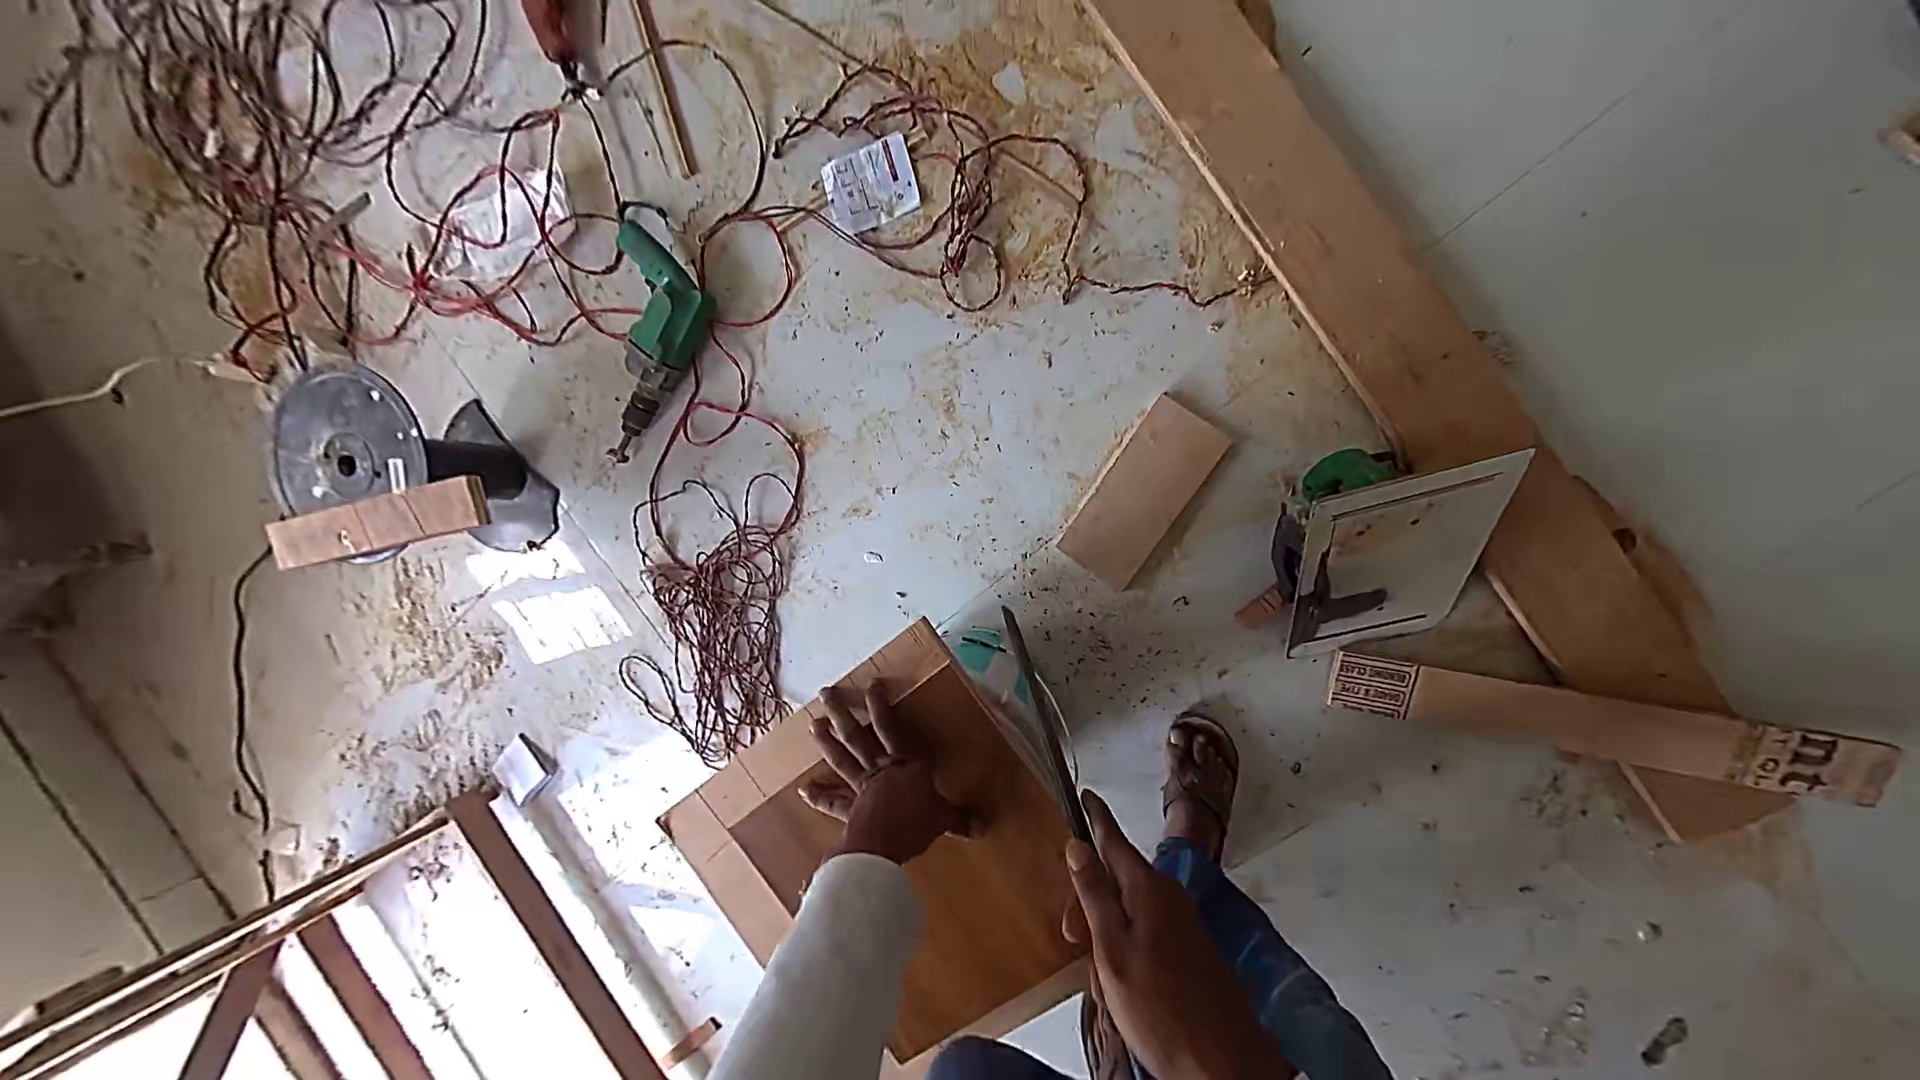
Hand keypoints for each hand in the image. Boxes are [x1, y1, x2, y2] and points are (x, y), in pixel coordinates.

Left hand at [800, 681, 976, 864]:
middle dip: (841, 712)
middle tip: (826, 693)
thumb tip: (984, 826)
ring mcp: (859, 787)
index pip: (890, 726)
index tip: (871, 684)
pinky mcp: (849, 810)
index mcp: (903, 763)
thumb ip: (960, 819)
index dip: (880, 704)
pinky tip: (804, 789)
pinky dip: (819, 796)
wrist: (882, 846)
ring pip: (840, 758)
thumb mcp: (943, 819)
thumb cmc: (914, 823)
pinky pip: (832, 801)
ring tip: (813, 724)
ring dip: (826, 742)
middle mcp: (878, 768)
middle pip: (856, 735)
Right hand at [1066, 790, 1295, 1079]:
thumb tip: (1077, 846)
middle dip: (1090, 898)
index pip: (1113, 839)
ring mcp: (1182, 920)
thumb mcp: (1112, 950)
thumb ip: (1094, 895)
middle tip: (1072, 939)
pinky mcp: (1190, 946)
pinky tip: (1122, 979)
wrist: (1225, 1064)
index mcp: (1147, 888)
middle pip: (1117, 877)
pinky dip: (1127, 943)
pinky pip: (1147, 928)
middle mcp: (1167, 895)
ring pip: (1130, 907)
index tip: (1085, 794)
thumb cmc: (1160, 1009)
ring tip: (1100, 973)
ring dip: (1106, 928)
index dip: (1095, 817)